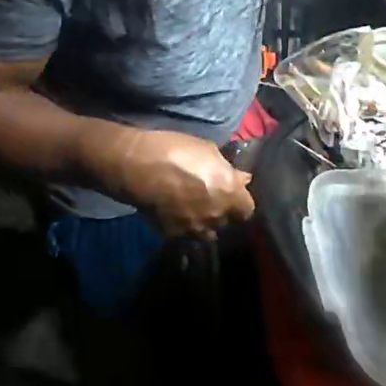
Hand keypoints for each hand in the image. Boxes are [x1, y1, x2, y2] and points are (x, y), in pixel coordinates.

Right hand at [107, 129, 253, 237]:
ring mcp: (193, 229)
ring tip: (196, 208)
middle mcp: (215, 216)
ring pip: (207, 233)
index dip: (241, 202)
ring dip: (206, 223)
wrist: (138, 167)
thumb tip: (242, 179)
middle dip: (224, 211)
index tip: (234, 192)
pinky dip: (185, 227)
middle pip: (227, 222)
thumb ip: (228, 170)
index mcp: (229, 194)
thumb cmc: (178, 150)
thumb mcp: (209, 151)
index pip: (247, 210)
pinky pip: (186, 234)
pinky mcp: (172, 235)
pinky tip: (177, 213)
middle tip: (213, 197)